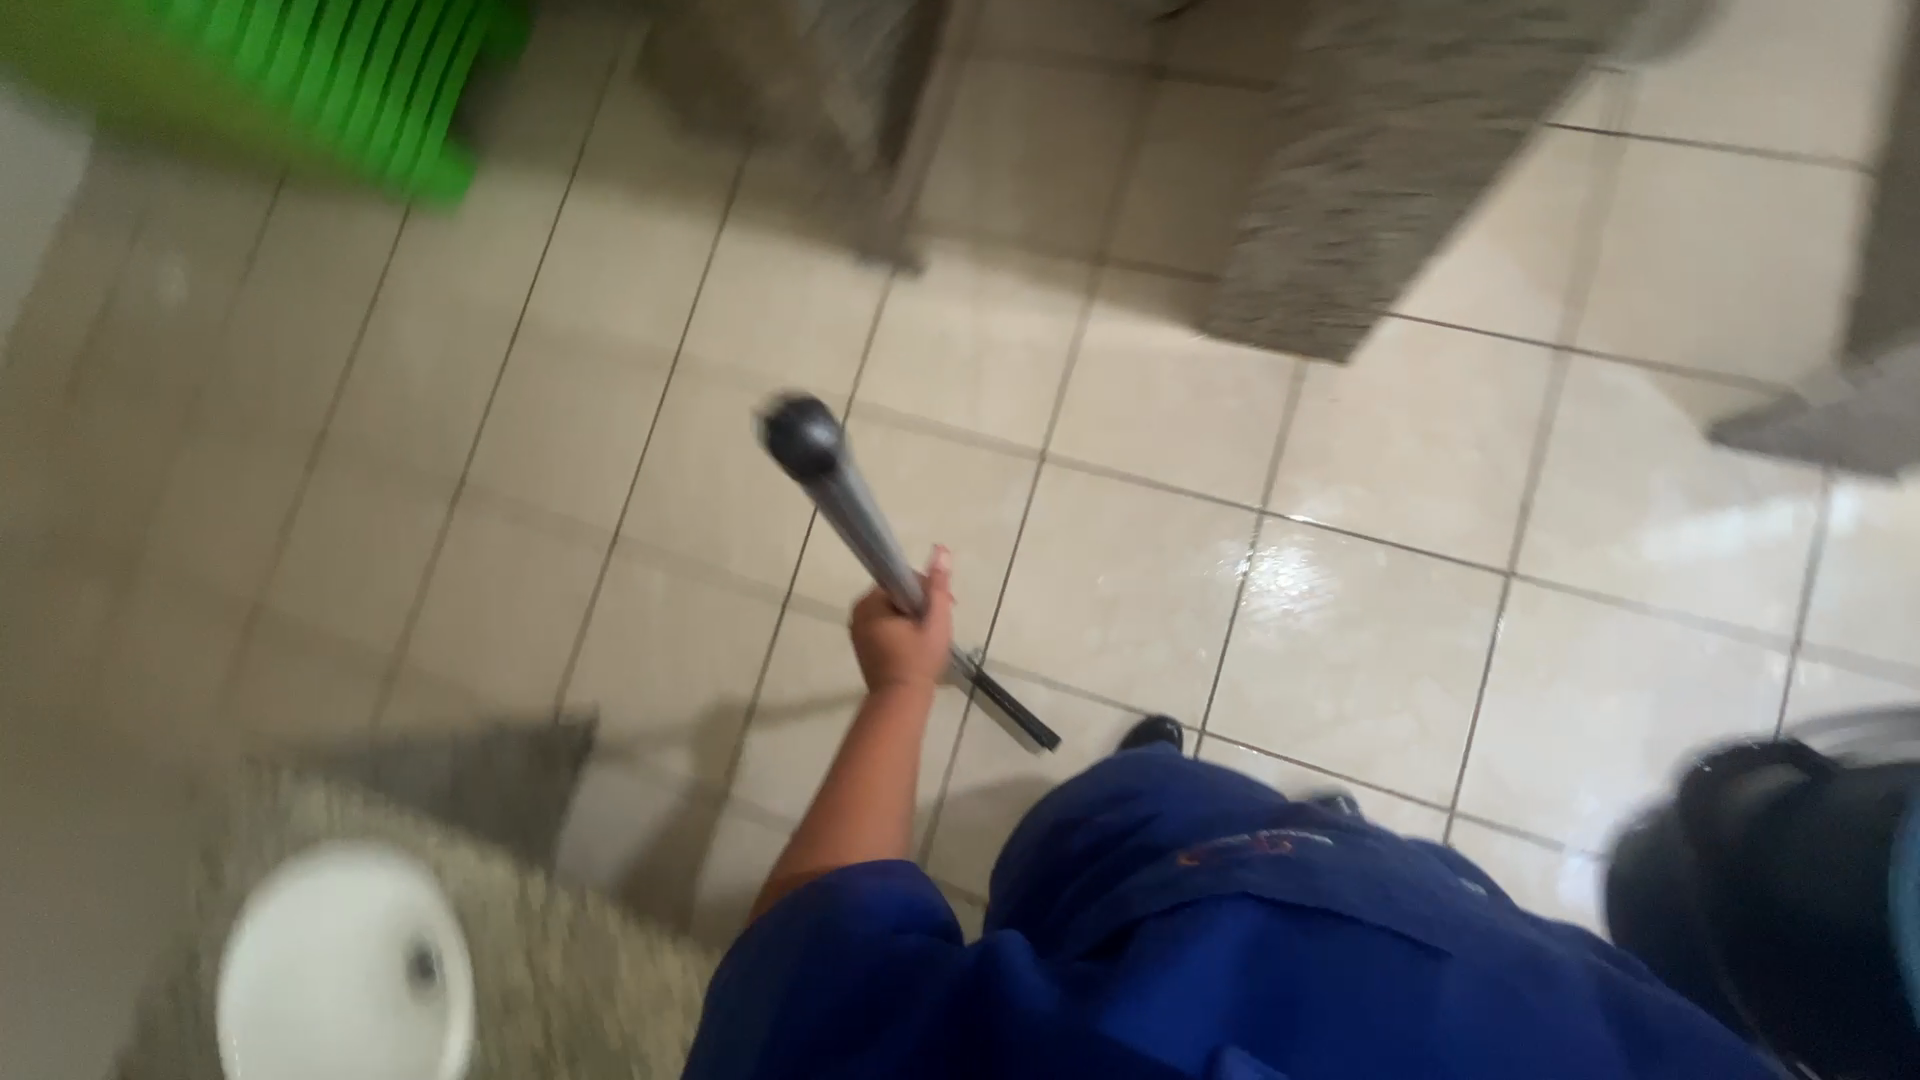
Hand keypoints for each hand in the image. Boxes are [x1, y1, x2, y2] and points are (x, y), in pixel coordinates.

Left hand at [849, 546, 953, 692]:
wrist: (900, 701)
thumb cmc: (919, 661)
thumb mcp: (935, 621)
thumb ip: (938, 586)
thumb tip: (940, 549)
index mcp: (870, 602)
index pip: (901, 579)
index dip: (926, 589)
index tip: (945, 605)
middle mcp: (858, 612)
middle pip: (896, 594)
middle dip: (921, 603)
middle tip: (941, 622)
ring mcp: (857, 629)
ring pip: (892, 610)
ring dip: (913, 617)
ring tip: (931, 636)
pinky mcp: (862, 644)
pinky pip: (885, 625)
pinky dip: (902, 629)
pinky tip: (917, 644)